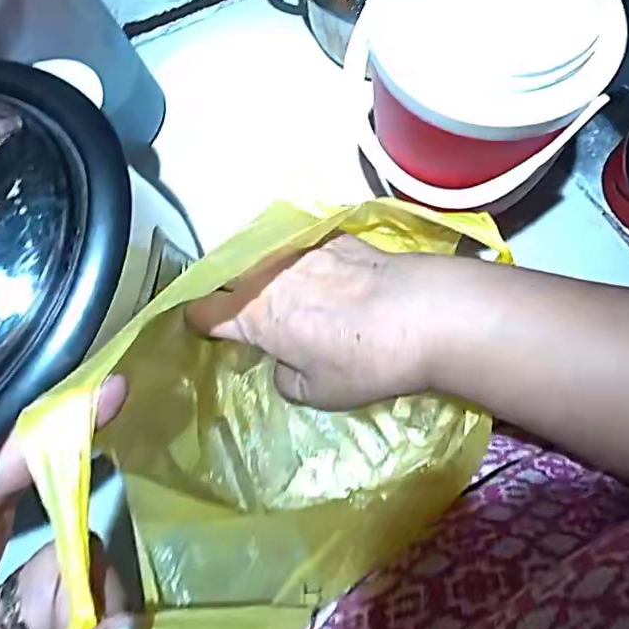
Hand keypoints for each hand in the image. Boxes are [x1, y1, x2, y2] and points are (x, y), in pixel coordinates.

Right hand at [184, 234, 440, 409]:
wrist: (426, 310)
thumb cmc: (365, 361)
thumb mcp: (316, 392)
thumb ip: (286, 375)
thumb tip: (286, 359)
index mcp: (255, 313)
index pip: (205, 311)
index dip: (202, 322)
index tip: (208, 330)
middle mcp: (273, 272)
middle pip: (235, 276)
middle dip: (232, 292)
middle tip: (247, 312)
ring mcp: (310, 247)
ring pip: (271, 256)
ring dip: (269, 272)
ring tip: (286, 291)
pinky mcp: (343, 236)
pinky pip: (308, 246)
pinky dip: (307, 258)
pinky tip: (327, 274)